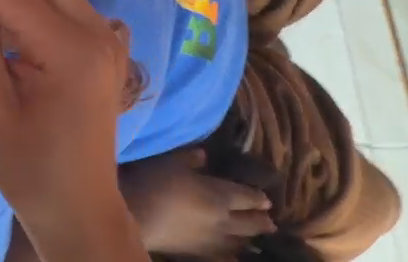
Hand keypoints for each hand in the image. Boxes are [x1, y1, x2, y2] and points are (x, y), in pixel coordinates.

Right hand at [122, 149, 273, 255]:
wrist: (137, 216)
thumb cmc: (153, 182)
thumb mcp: (169, 161)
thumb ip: (189, 158)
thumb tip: (204, 155)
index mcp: (219, 195)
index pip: (247, 197)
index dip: (258, 197)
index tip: (267, 200)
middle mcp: (225, 220)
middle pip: (251, 223)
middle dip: (262, 221)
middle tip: (269, 220)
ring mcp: (215, 240)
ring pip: (242, 241)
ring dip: (250, 237)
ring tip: (253, 236)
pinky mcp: (202, 253)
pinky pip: (227, 255)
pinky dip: (234, 252)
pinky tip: (233, 252)